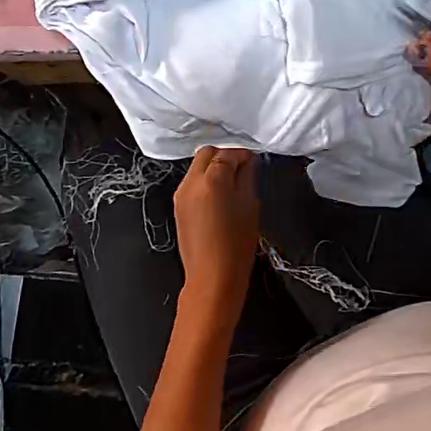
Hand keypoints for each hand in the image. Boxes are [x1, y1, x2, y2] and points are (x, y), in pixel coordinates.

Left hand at [173, 146, 259, 307]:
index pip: (227, 154)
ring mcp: (181, 194)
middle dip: (224, 156)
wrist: (212, 277)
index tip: (253, 162)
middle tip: (242, 169)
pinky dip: (204, 181)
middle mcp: (191, 183)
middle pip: (206, 154)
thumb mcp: (250, 207)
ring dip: (213, 168)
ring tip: (232, 184)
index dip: (242, 155)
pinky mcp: (177, 206)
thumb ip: (247, 178)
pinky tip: (219, 197)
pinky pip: (191, 183)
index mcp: (212, 181)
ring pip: (196, 167)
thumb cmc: (237, 245)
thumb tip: (247, 163)